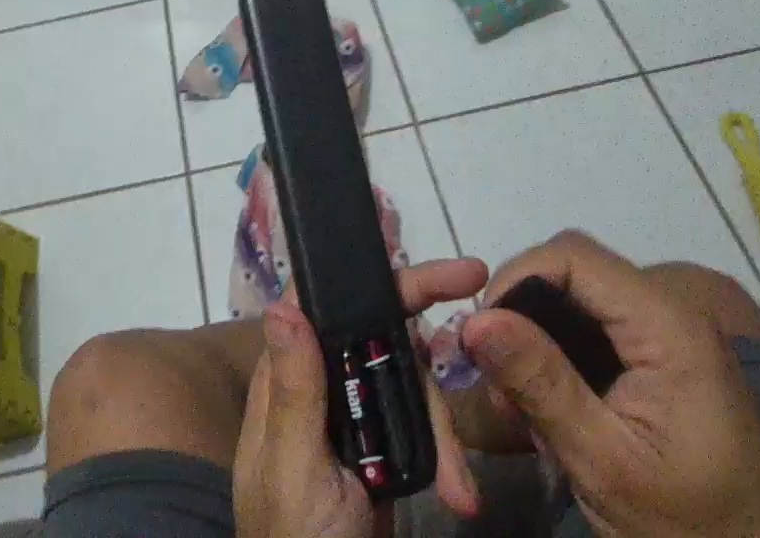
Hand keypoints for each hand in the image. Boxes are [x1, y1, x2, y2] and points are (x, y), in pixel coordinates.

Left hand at [233, 258, 486, 537]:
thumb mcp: (294, 466)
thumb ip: (295, 389)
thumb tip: (284, 303)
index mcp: (288, 376)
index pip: (330, 305)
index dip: (379, 278)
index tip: (437, 268)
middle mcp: (320, 383)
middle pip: (379, 335)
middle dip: (428, 332)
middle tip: (475, 283)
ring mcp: (353, 415)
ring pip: (409, 383)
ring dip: (441, 427)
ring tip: (458, 485)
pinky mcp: (381, 448)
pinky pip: (420, 427)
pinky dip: (444, 455)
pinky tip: (458, 491)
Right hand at [460, 232, 759, 537]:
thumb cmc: (690, 523)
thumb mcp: (603, 462)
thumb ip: (541, 383)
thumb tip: (474, 321)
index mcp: (667, 324)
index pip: (573, 255)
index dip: (516, 278)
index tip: (482, 336)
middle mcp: (669, 311)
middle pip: (571, 271)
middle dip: (520, 314)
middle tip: (498, 381)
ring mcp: (667, 332)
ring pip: (576, 298)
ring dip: (535, 338)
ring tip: (520, 404)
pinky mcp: (660, 355)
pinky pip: (593, 326)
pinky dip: (558, 355)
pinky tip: (550, 406)